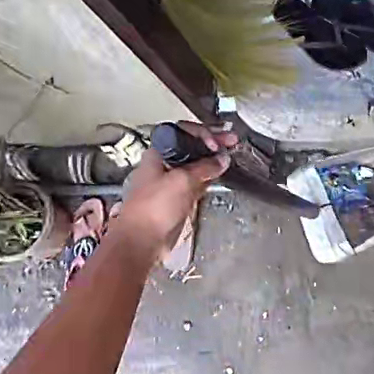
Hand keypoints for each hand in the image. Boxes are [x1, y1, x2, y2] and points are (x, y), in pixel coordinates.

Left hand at [107, 121, 235, 263]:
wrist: (142, 240)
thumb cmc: (153, 207)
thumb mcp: (182, 180)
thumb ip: (205, 167)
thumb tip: (222, 159)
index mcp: (158, 154)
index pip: (182, 133)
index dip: (201, 133)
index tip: (216, 141)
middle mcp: (165, 164)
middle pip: (191, 147)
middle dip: (212, 142)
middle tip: (231, 140)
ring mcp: (173, 181)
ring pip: (196, 164)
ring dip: (213, 159)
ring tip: (231, 153)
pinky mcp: (180, 197)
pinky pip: (198, 181)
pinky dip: (210, 176)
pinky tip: (222, 172)